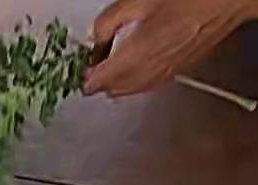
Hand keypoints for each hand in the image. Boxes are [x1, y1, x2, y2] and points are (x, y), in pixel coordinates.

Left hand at [84, 0, 257, 97]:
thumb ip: (110, 21)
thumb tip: (95, 37)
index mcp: (132, 58)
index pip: (96, 83)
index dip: (86, 73)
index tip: (85, 59)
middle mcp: (144, 76)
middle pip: (109, 89)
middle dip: (101, 75)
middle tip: (100, 52)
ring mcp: (159, 78)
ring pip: (126, 91)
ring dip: (117, 78)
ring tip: (118, 53)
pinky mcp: (172, 75)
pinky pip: (143, 85)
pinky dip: (133, 77)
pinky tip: (139, 57)